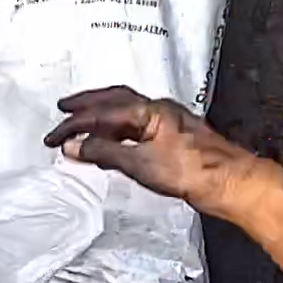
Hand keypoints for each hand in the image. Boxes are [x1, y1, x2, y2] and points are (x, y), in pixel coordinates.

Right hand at [44, 87, 259, 215]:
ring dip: (100, 117)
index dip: (74, 125)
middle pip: (113, 100)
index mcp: (148, 110)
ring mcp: (165, 122)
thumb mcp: (139, 163)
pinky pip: (134, 127)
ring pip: (124, 112)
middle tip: (63, 109)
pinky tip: (109, 145)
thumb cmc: (192, 170)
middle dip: (85, 105)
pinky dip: (115, 133)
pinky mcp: (170, 138)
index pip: (101, 113)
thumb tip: (74, 147)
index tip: (54, 138)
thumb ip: (103, 153)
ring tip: (81, 126)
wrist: (229, 182)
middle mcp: (157, 109)